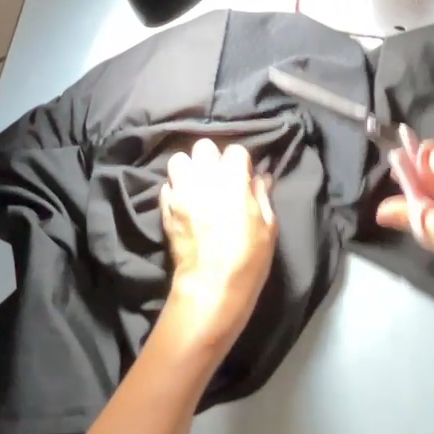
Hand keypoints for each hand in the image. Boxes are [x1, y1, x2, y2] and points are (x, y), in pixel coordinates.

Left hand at [160, 139, 277, 348]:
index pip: (235, 150)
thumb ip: (262, 196)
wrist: (211, 287)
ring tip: (196, 185)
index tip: (243, 176)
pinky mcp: (165, 207)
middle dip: (211, 158)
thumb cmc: (248, 259)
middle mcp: (204, 177)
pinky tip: (184, 202)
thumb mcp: (268, 227)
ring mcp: (181, 191)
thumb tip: (261, 178)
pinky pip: (166, 186)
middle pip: (203, 146)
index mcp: (233, 179)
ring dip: (188, 169)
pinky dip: (175, 190)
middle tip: (218, 177)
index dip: (240, 162)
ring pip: (178, 160)